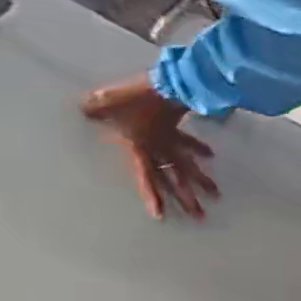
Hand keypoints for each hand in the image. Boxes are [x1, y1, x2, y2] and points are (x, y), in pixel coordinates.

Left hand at [81, 76, 219, 219]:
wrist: (168, 83)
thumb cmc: (136, 96)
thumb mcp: (106, 101)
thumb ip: (95, 107)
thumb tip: (84, 109)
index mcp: (141, 147)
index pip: (147, 176)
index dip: (153, 196)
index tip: (160, 216)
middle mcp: (160, 149)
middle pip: (175, 178)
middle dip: (188, 198)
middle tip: (200, 217)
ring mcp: (171, 139)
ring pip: (188, 165)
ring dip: (202, 180)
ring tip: (216, 195)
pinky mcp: (176, 126)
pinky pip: (188, 141)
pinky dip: (198, 148)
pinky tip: (210, 156)